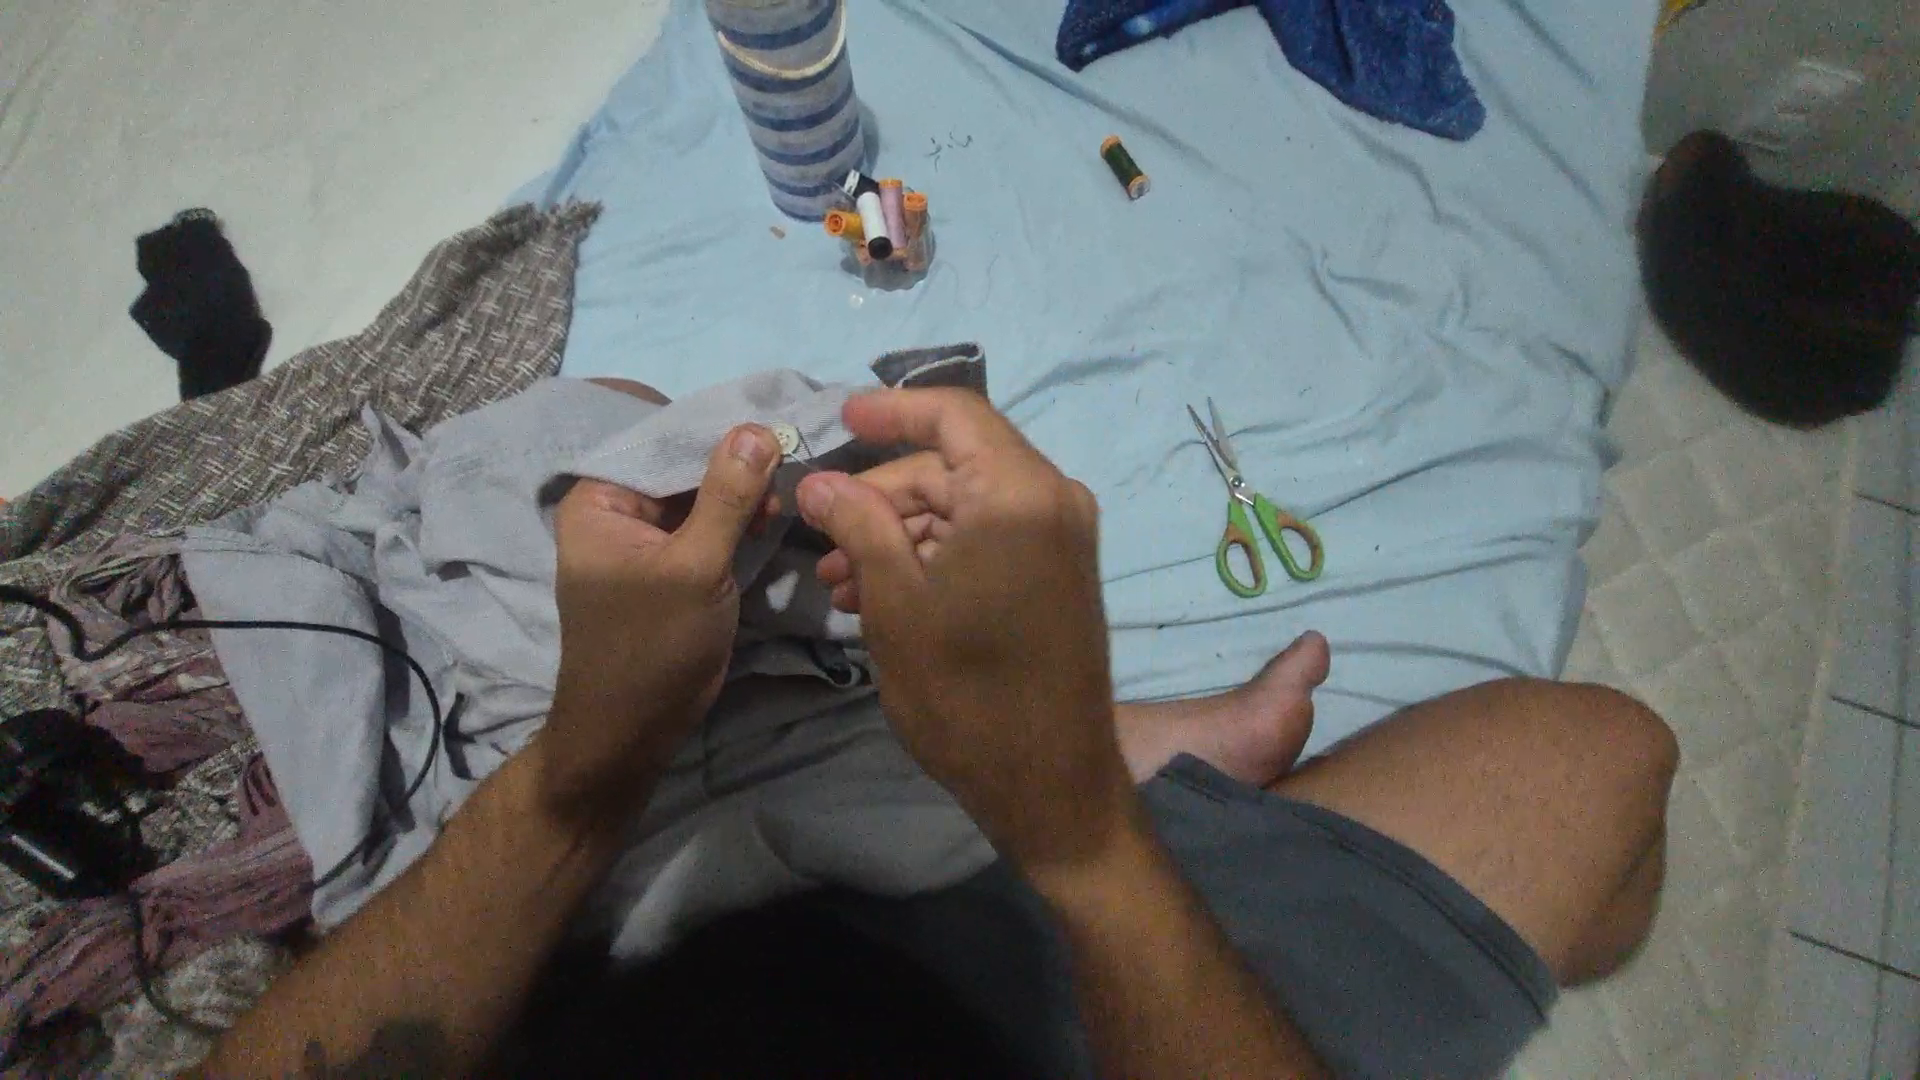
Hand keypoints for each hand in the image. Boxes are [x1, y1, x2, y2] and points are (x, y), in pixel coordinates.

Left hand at [544, 424, 778, 816]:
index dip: (717, 434)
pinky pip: (710, 526)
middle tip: (783, 476)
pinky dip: (740, 523)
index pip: (662, 443)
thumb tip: (759, 428)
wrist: (637, 728)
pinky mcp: (675, 565)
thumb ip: (727, 497)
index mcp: (601, 500)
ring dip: (743, 497)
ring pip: (704, 497)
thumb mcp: (695, 566)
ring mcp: (649, 540)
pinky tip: (769, 523)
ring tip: (778, 509)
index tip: (773, 431)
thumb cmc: (653, 645)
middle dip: (735, 469)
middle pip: (685, 468)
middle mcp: (620, 511)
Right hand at [794, 389, 1136, 875]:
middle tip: (822, 533)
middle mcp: (1052, 499)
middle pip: (953, 465)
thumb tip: (818, 481)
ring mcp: (1062, 537)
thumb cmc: (966, 693)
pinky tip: (884, 593)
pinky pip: (989, 539)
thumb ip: (857, 522)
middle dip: (882, 494)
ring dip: (901, 532)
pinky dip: (937, 555)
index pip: (953, 414)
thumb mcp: (896, 601)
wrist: (1050, 782)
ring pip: (965, 506)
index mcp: (1018, 491)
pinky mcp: (1058, 572)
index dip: (892, 409)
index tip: (838, 418)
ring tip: (842, 581)